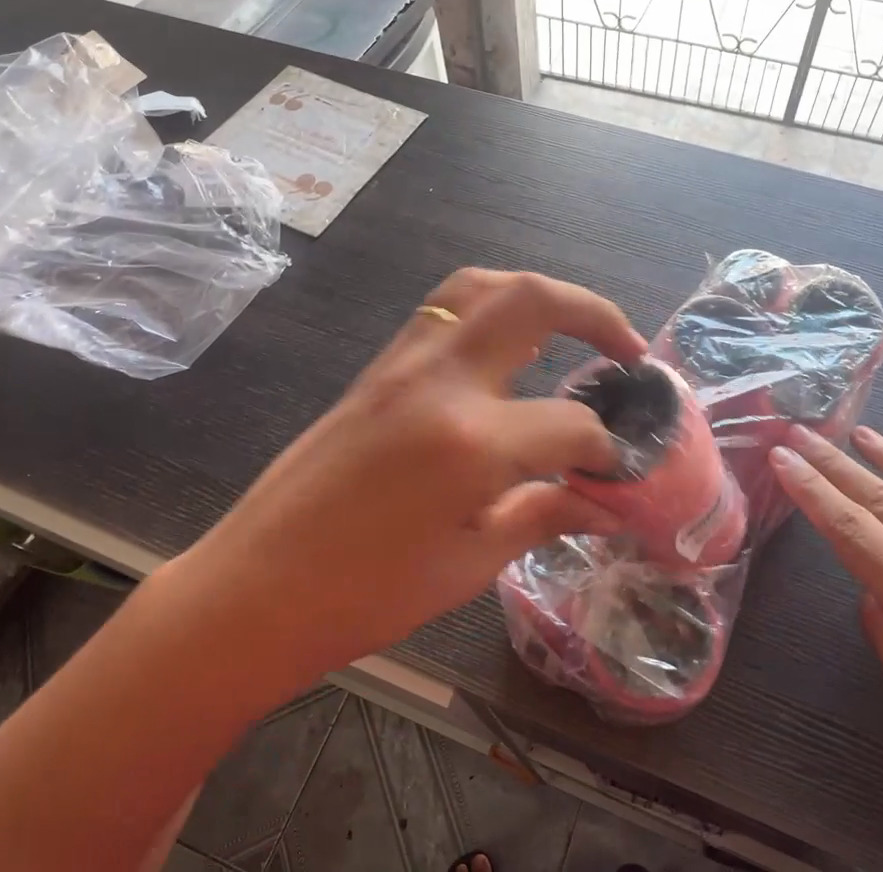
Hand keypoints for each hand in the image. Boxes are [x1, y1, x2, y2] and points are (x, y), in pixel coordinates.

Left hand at [171, 269, 647, 679]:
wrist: (255, 589)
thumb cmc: (366, 595)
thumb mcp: (469, 565)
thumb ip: (544, 515)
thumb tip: (606, 504)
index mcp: (470, 441)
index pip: (569, 424)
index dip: (607, 449)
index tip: (620, 470)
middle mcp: (439, 380)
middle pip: (532, 301)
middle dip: (596, 314)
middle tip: (628, 351)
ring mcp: (401, 364)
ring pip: (481, 287)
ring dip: (538, 296)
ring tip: (572, 332)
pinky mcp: (377, 368)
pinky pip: (443, 311)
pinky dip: (490, 311)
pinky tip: (508, 352)